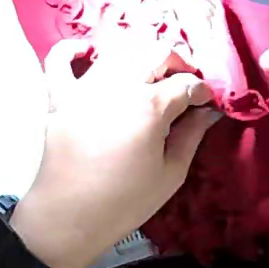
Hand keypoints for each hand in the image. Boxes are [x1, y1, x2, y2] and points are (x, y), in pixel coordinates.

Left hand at [11, 35, 220, 267]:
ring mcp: (85, 88)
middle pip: (155, 52)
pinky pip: (60, 60)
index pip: (185, 83)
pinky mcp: (60, 97)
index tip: (206, 103)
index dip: (202, 91)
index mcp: (149, 106)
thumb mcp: (171, 173)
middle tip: (183, 86)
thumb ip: (191, 135)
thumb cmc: (125, 201)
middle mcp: (117, 86)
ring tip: (150, 76)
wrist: (68, 217)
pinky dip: (74, 50)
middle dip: (177, 64)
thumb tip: (208, 111)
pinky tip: (89, 53)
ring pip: (118, 50)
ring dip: (140, 56)